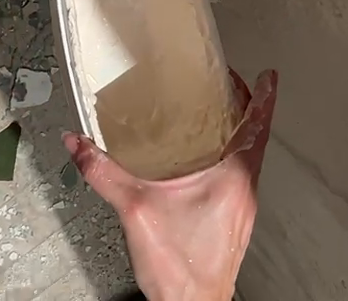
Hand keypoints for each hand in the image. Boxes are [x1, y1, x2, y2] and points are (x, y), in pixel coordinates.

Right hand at [65, 70, 278, 300]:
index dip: (264, 99)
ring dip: (236, 131)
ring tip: (217, 110)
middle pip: (253, 139)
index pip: (257, 129)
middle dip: (245, 108)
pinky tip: (202, 154)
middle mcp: (243, 191)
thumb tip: (78, 143)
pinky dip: (226, 153)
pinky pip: (236, 175)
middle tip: (232, 82)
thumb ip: (104, 172)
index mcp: (234, 180)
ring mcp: (240, 207)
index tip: (269, 76)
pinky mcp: (230, 220)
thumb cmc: (178, 271)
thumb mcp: (135, 210)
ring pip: (246, 157)